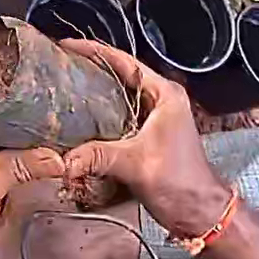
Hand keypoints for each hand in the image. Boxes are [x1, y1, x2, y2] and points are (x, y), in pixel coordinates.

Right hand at [57, 40, 234, 238]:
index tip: (67, 45)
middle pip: (119, 73)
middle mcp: (160, 98)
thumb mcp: (136, 164)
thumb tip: (63, 159)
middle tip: (58, 65)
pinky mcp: (147, 133)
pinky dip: (98, 112)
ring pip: (118, 94)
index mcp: (164, 94)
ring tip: (62, 85)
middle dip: (90, 68)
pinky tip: (77, 116)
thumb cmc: (179, 182)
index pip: (125, 61)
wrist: (200, 213)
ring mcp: (154, 115)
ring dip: (93, 90)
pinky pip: (118, 114)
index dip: (94, 51)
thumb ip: (98, 156)